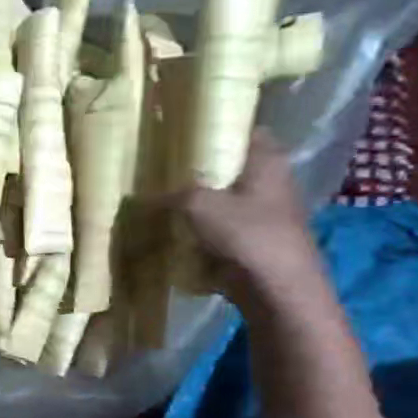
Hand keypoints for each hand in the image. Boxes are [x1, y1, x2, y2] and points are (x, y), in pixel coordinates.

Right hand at [173, 129, 326, 304]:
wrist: (277, 290)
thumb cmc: (246, 234)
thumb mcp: (197, 205)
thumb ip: (169, 195)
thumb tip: (140, 196)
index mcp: (267, 160)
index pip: (244, 129)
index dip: (216, 127)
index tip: (182, 132)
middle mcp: (272, 180)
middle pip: (230, 165)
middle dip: (197, 168)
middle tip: (160, 167)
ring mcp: (265, 211)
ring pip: (223, 197)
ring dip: (196, 200)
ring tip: (159, 198)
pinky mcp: (254, 239)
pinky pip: (220, 225)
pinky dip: (200, 226)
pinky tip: (173, 229)